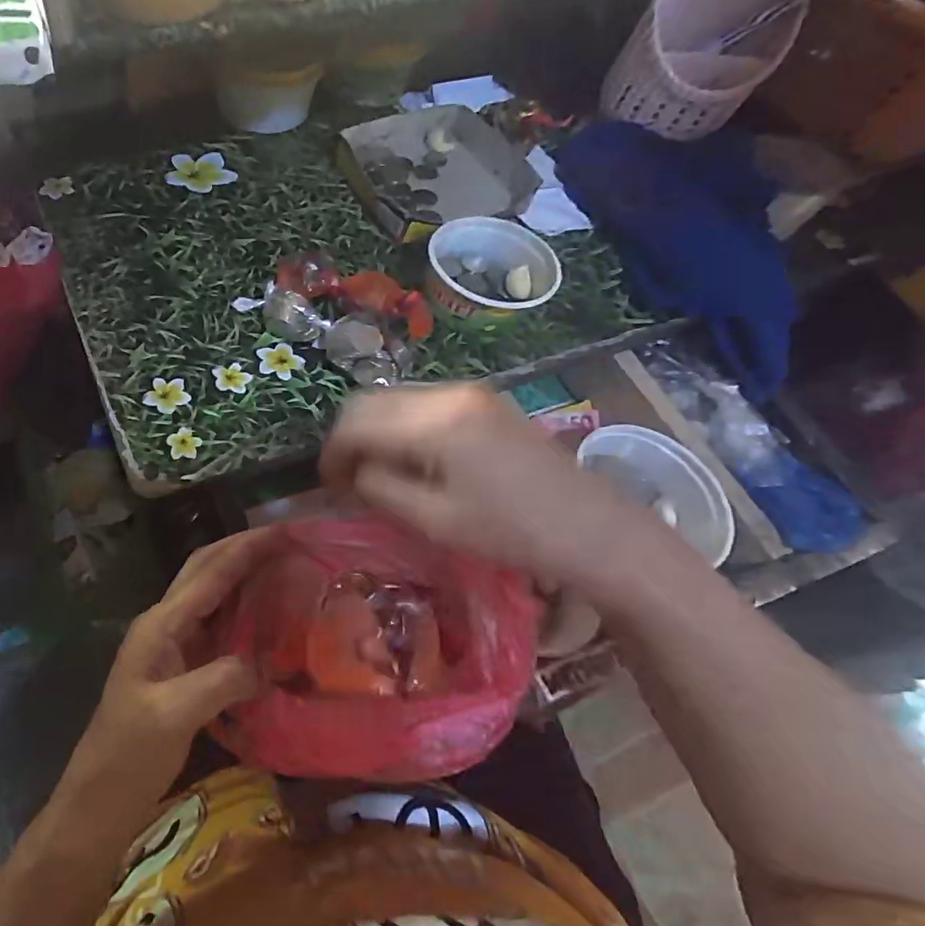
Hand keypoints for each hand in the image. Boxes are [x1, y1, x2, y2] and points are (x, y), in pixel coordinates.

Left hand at [57, 527, 274, 818]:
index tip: (284, 531)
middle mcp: (165, 624)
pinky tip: (269, 622)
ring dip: (243, 577)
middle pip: (205, 572)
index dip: (246, 549)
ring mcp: (172, 646)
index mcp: (159, 624)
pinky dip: (243, 616)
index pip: (208, 574)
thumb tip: (267, 664)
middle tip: (288, 541)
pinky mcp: (182, 669)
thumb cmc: (129, 752)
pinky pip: (217, 629)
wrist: (100, 795)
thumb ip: (221, 681)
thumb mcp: (174, 715)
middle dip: (243, 550)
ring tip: (284, 568)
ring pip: (212, 597)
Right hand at [319, 383, 690, 593]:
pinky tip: (409, 459)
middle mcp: (447, 393)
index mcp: (434, 421)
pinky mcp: (484, 400)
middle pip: (368, 401)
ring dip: (372, 431)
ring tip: (375, 472)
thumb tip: (351, 472)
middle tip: (346, 479)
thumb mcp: (434, 520)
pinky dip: (400, 426)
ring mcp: (469, 392)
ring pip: (392, 399)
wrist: (598, 530)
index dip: (331, 455)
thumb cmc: (514, 533)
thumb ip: (379, 488)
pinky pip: (420, 403)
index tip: (327, 487)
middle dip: (347, 438)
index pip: (354, 423)